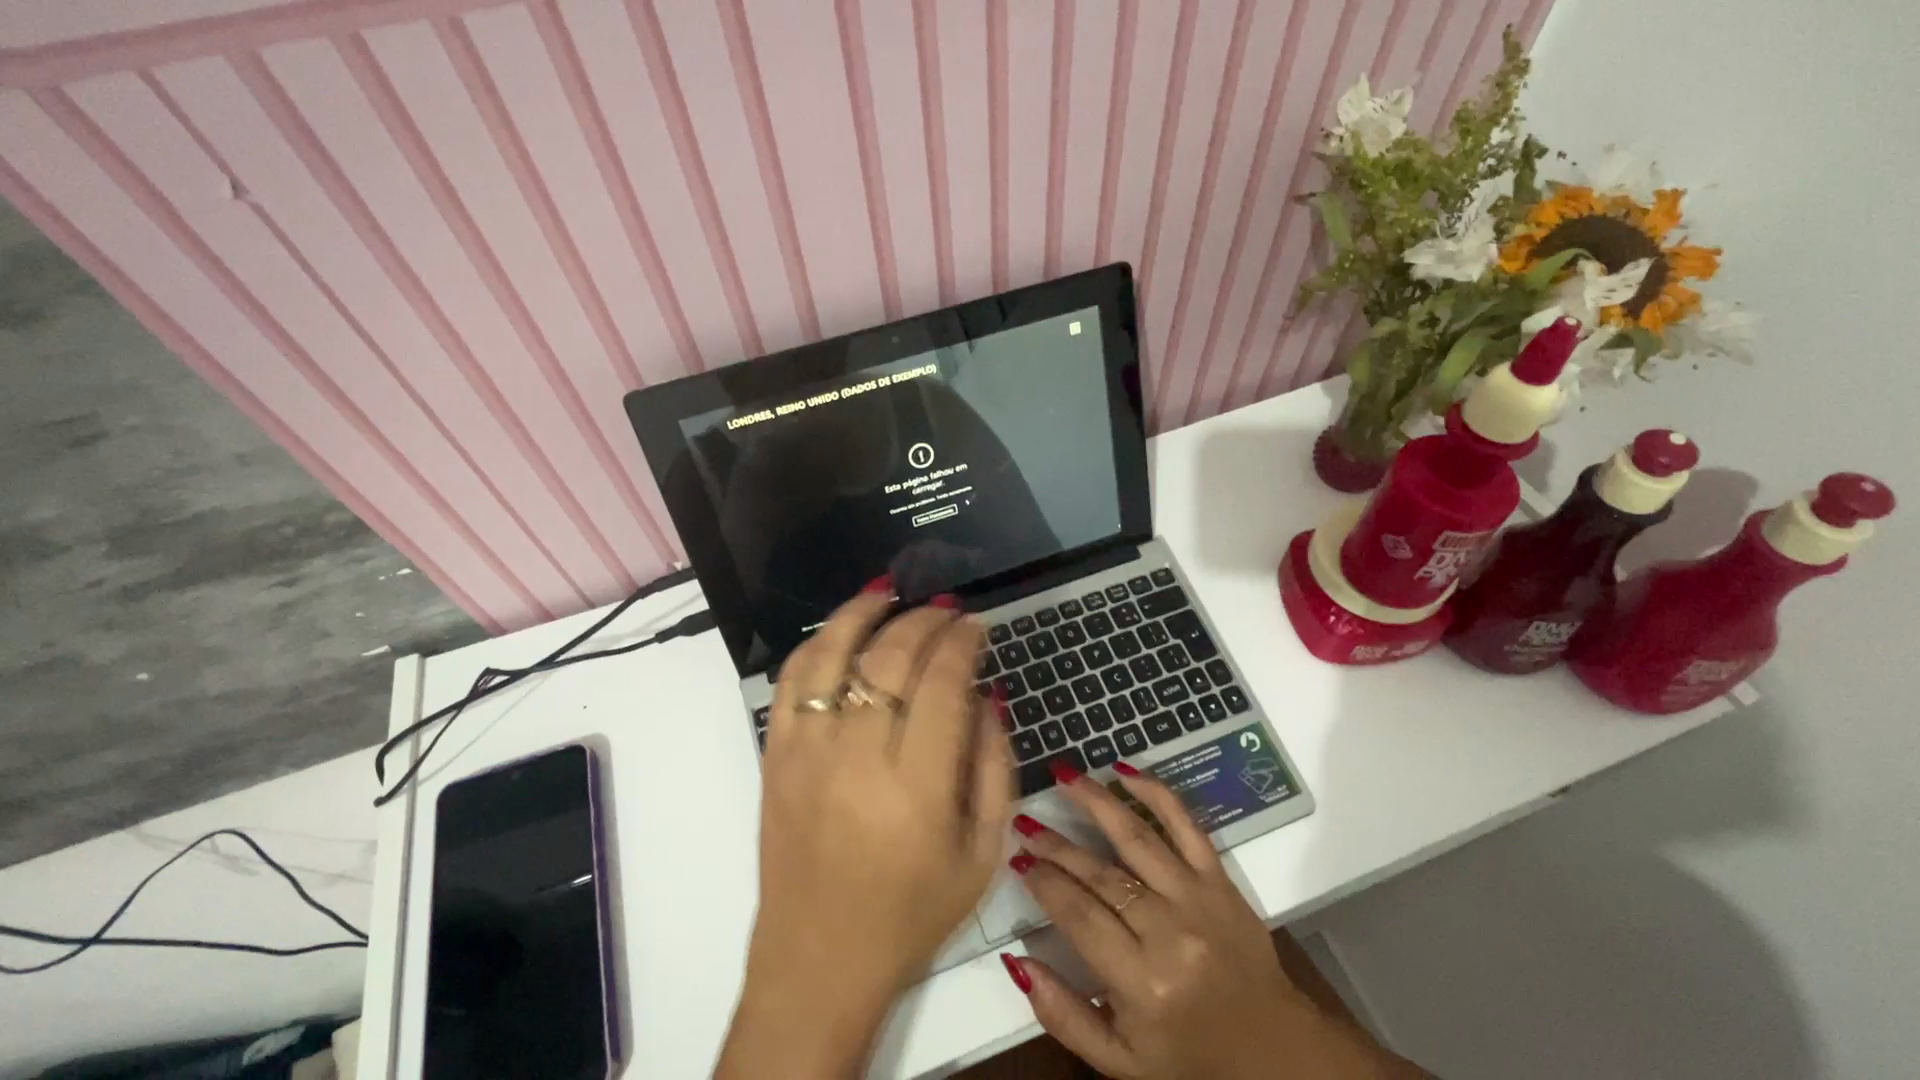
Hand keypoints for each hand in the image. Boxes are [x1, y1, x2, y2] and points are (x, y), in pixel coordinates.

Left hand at [716, 579, 1013, 1078]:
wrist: (819, 959)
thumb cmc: (911, 915)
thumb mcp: (981, 854)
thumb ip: (992, 767)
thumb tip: (988, 695)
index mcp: (919, 788)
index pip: (943, 684)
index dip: (963, 642)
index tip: (977, 626)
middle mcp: (859, 759)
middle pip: (891, 658)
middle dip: (924, 620)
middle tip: (947, 608)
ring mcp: (807, 753)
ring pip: (833, 655)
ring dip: (863, 612)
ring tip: (891, 591)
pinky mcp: (774, 757)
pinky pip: (791, 682)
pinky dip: (816, 644)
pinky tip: (841, 629)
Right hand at [1002, 765, 1427, 1079]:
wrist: (1273, 1051)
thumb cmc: (1189, 1057)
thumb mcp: (1118, 1059)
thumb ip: (1063, 1013)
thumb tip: (1016, 960)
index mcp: (1141, 981)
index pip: (1078, 915)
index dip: (1044, 882)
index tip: (1017, 860)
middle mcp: (1169, 932)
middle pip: (1101, 875)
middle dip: (1057, 845)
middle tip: (1025, 823)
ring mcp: (1198, 899)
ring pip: (1137, 839)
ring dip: (1096, 802)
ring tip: (1063, 776)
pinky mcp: (1221, 880)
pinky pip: (1187, 827)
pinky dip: (1157, 794)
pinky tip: (1125, 771)